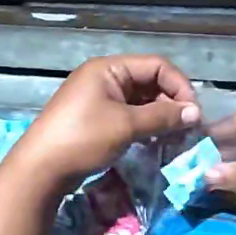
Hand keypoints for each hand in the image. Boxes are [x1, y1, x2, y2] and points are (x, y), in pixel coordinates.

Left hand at [8, 55, 199, 188]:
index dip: (179, 86)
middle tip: (187, 129)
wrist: (40, 169)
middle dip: (171, 103)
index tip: (193, 114)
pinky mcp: (94, 119)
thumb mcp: (126, 125)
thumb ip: (162, 116)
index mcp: (108, 68)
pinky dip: (143, 126)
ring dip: (159, 116)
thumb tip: (195, 113)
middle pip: (149, 82)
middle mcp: (103, 77)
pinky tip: (155, 142)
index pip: (157, 65)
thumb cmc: (83, 139)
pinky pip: (127, 115)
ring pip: (139, 101)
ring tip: (174, 138)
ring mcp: (97, 99)